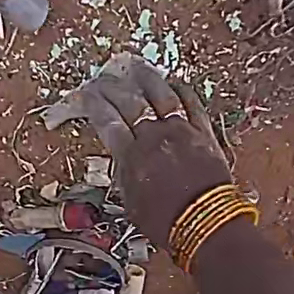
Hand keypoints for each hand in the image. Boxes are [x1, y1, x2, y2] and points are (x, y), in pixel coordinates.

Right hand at [72, 59, 233, 245]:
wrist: (207, 225)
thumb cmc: (165, 222)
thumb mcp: (131, 203)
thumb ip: (124, 174)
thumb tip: (122, 159)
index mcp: (132, 156)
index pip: (107, 120)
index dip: (94, 104)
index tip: (86, 94)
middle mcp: (154, 137)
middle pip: (130, 102)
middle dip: (112, 88)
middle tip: (103, 79)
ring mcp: (181, 132)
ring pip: (161, 95)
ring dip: (146, 79)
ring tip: (135, 68)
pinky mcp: (204, 133)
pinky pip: (191, 104)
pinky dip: (181, 91)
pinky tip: (174, 83)